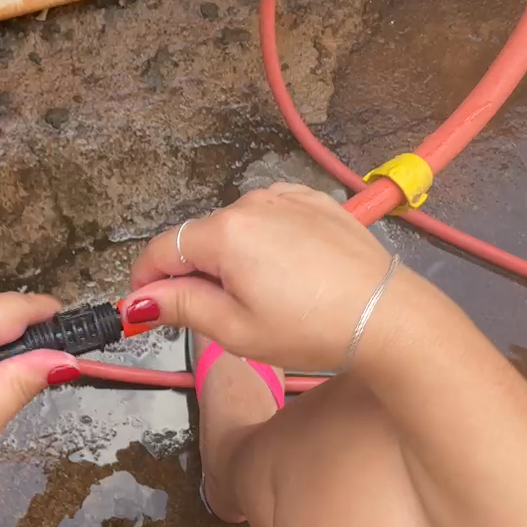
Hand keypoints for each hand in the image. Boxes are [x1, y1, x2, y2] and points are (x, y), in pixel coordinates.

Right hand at [126, 183, 400, 369]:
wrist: (388, 316)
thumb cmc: (310, 329)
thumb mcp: (234, 329)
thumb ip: (180, 306)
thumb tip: (137, 300)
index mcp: (224, 233)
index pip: (161, 250)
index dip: (145, 281)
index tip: (145, 307)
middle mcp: (250, 203)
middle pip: (198, 238)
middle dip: (192, 272)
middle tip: (212, 315)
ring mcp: (285, 197)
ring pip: (233, 228)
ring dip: (229, 257)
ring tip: (258, 297)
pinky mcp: (313, 202)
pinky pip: (268, 218)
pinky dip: (262, 242)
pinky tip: (284, 272)